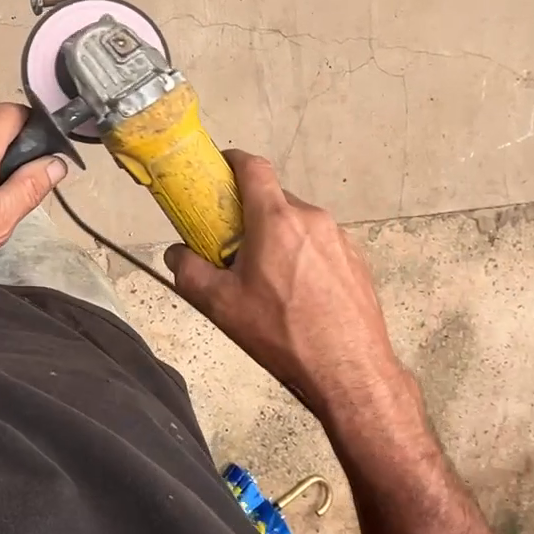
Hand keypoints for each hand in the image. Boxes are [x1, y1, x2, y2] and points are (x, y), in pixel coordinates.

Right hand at [165, 150, 410, 425]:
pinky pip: (321, 244)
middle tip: (233, 244)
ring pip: (298, 223)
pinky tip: (298, 293)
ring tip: (266, 276)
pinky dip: (303, 255)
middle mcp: (312, 219)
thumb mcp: (221, 306)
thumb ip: (189, 273)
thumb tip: (176, 256)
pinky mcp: (357, 262)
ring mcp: (339, 239)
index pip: (254, 167)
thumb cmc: (283, 334)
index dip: (233, 161)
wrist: (351, 372)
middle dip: (250, 212)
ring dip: (277, 236)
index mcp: (276, 220)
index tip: (219, 170)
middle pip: (273, 198)